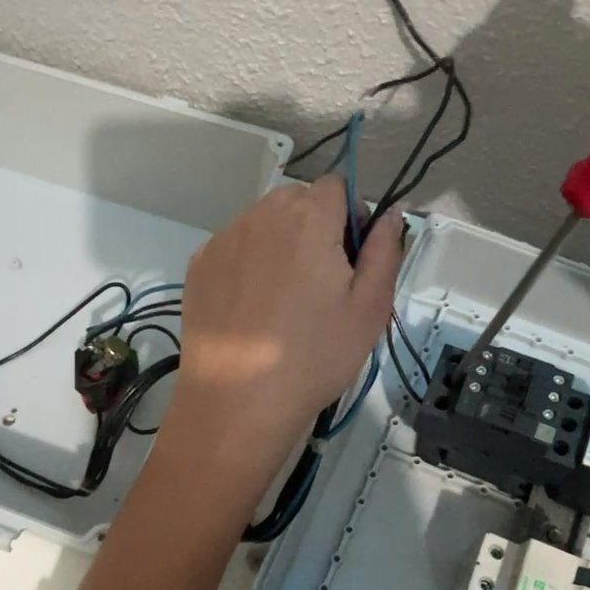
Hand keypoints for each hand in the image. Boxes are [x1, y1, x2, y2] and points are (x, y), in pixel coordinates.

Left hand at [167, 177, 401, 461]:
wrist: (238, 402)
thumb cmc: (314, 357)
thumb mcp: (370, 308)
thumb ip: (385, 250)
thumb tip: (391, 214)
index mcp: (308, 218)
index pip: (337, 186)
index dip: (351, 217)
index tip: (352, 261)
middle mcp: (260, 216)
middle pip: (298, 201)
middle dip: (316, 229)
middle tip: (322, 287)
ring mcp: (223, 240)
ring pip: (263, 225)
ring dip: (280, 246)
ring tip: (284, 303)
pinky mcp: (198, 266)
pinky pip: (234, 250)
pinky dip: (248, 267)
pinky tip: (252, 312)